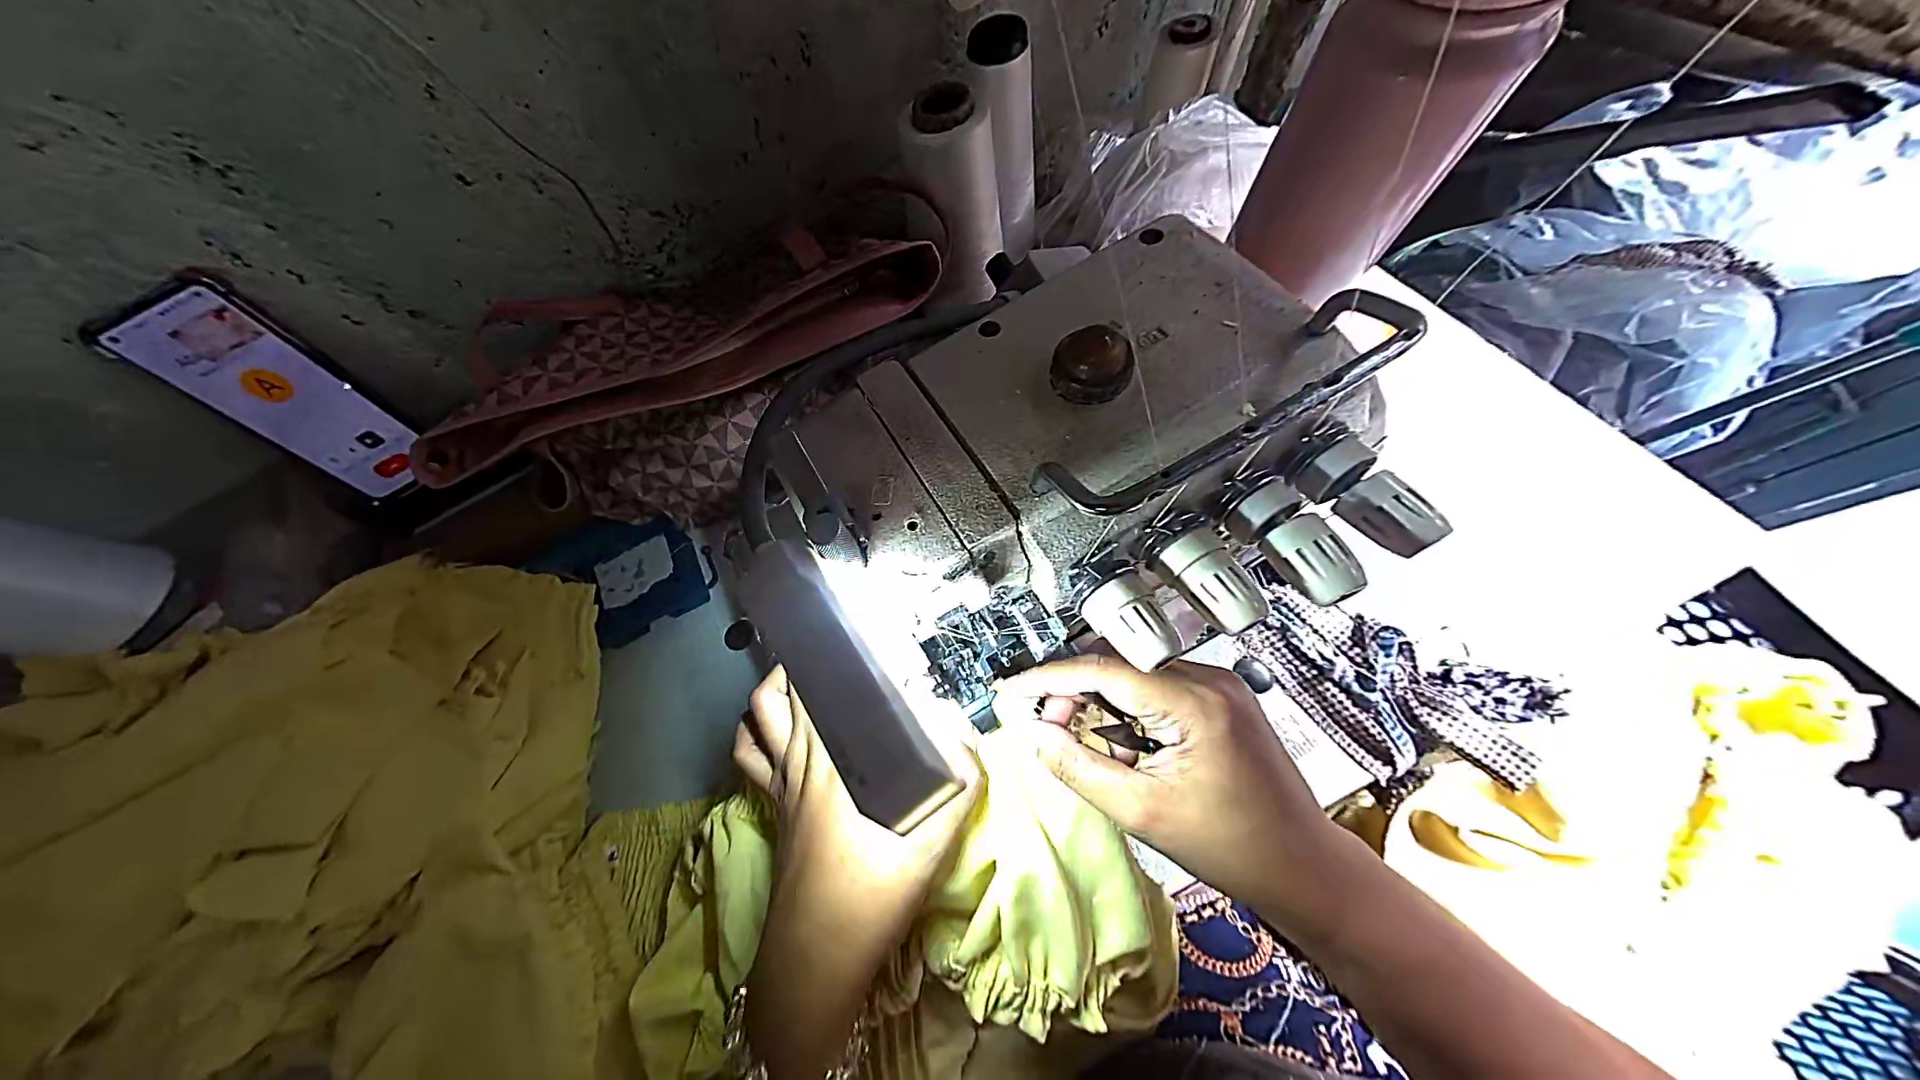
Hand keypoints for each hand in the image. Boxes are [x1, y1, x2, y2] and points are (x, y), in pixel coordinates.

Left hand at [733, 666, 977, 942]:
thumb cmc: (868, 903)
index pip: (822, 693)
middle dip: (805, 660)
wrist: (814, 961)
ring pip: (757, 718)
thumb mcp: (928, 850)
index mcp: (832, 769)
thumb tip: (968, 741)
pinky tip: (772, 727)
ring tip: (802, 670)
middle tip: (839, 649)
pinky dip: (753, 731)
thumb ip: (958, 793)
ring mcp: (779, 787)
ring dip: (773, 687)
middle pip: (783, 693)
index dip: (837, 659)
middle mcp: (798, 767)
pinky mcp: (773, 807)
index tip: (864, 641)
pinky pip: (748, 758)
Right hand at [994, 655, 1346, 929]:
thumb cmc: (1236, 845)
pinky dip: (1129, 712)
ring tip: (1101, 752)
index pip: (1102, 670)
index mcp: (1195, 703)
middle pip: (1115, 666)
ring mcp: (1219, 686)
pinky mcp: (1219, 698)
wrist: (1300, 863)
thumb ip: (1079, 767)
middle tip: (1053, 732)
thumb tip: (1039, 734)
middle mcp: (1210, 680)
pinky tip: (1131, 749)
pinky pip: (1154, 688)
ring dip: (1103, 707)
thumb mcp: (1141, 811)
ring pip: (1132, 676)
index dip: (1049, 679)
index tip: (1015, 690)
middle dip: (1076, 697)